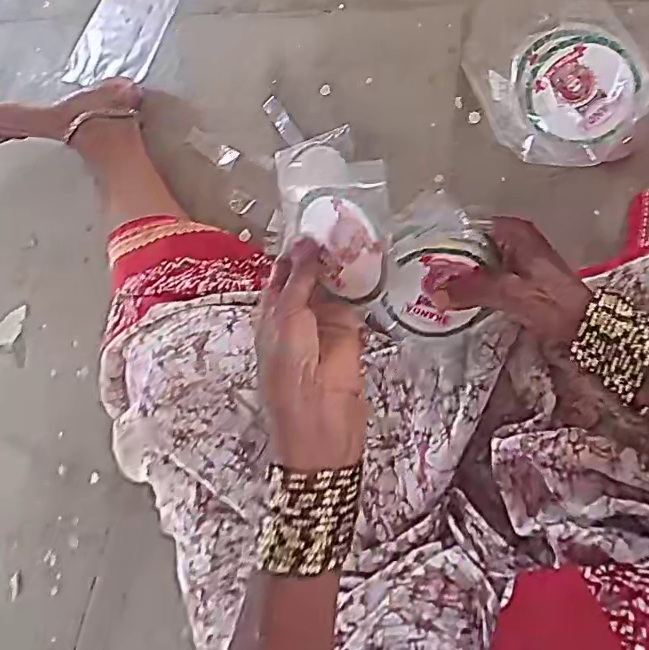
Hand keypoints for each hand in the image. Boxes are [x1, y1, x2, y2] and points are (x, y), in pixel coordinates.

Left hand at [257, 239, 366, 470]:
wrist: (324, 429)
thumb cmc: (293, 380)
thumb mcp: (289, 327)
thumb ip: (299, 285)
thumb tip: (306, 246)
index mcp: (274, 315)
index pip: (285, 274)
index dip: (297, 250)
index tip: (314, 220)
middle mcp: (300, 315)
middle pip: (313, 276)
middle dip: (325, 252)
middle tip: (343, 221)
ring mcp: (327, 323)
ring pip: (336, 285)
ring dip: (346, 264)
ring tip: (360, 232)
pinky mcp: (353, 331)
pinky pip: (358, 301)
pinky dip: (365, 282)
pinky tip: (374, 261)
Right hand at [436, 217, 591, 346]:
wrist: (584, 328)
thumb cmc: (552, 303)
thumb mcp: (509, 293)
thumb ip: (472, 288)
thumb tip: (434, 291)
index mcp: (515, 232)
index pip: (471, 226)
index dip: (447, 239)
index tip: (421, 254)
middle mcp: (515, 240)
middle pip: (473, 246)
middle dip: (450, 262)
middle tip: (420, 277)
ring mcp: (517, 261)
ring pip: (479, 264)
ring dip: (460, 278)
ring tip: (431, 290)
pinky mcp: (519, 281)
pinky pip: (487, 279)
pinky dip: (473, 288)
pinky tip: (455, 301)